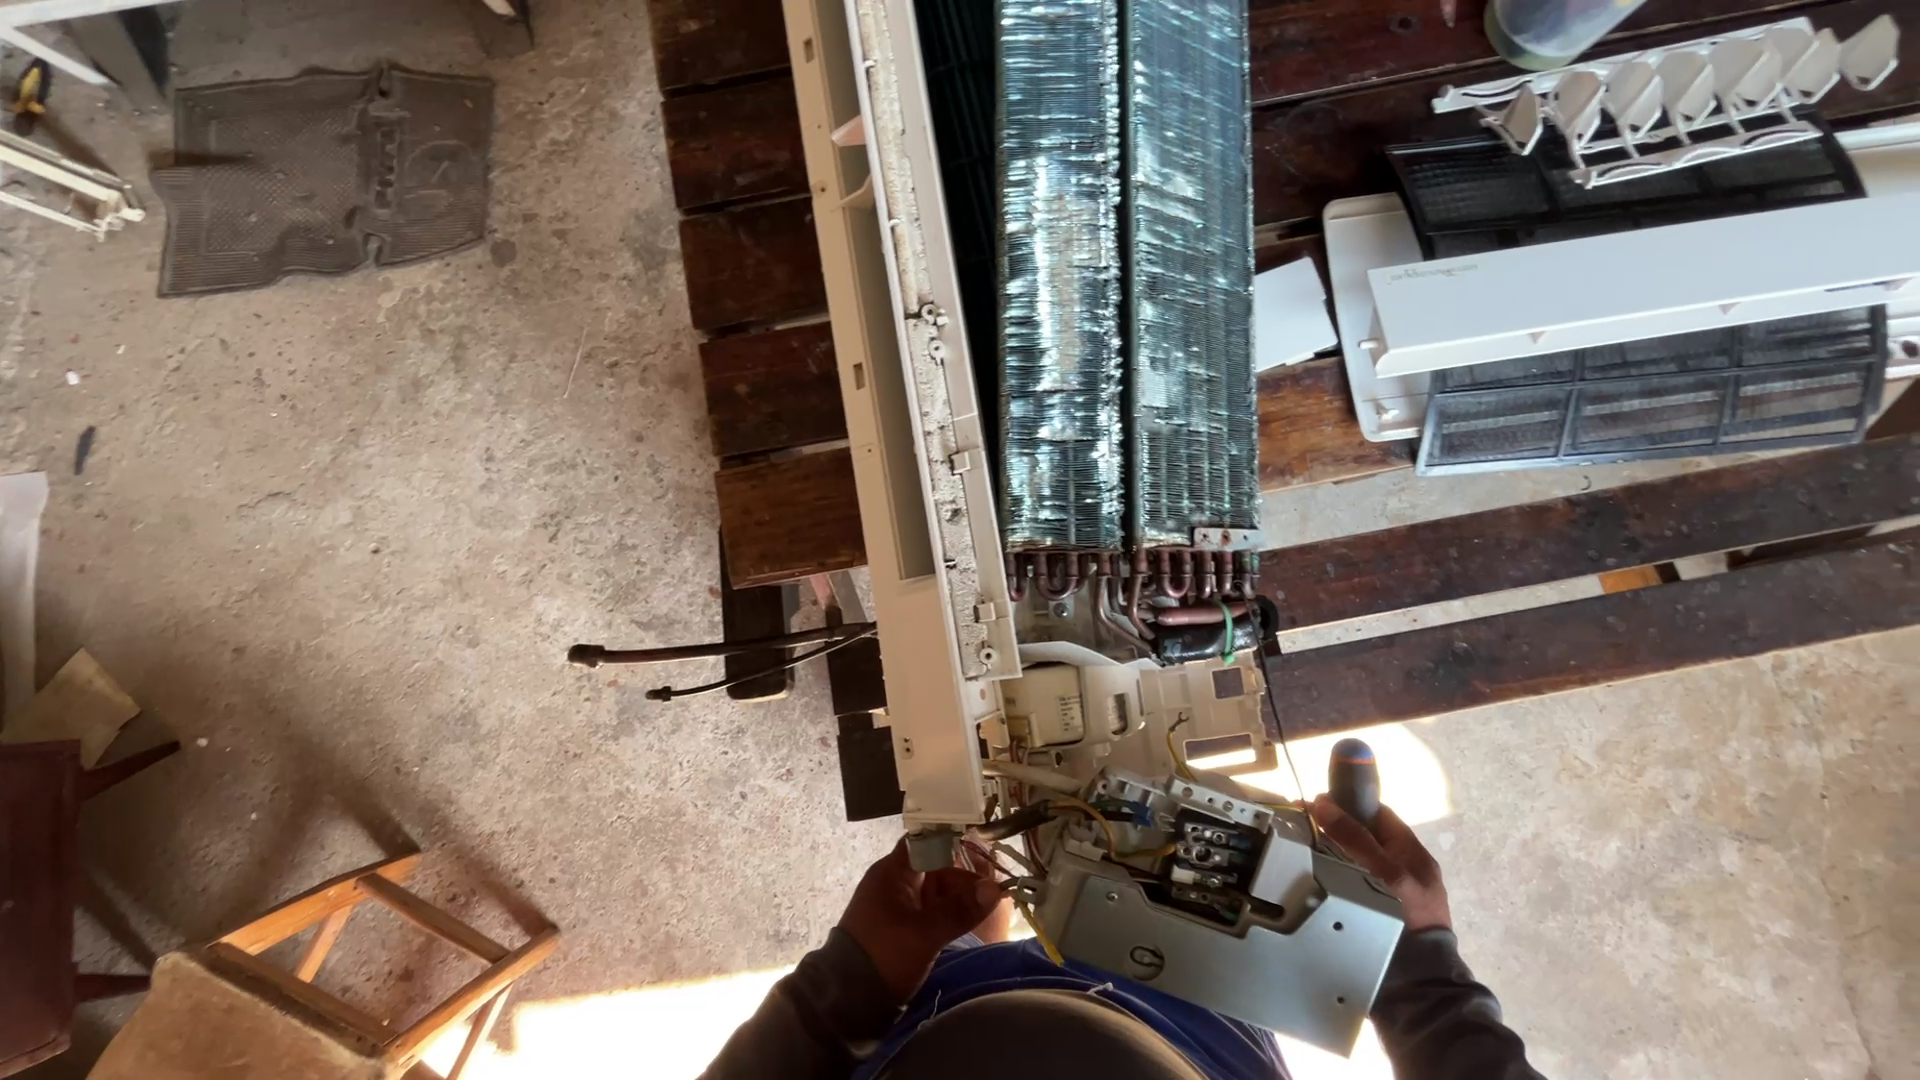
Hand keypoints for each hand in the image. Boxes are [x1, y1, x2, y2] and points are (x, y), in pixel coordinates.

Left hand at [839, 839, 1003, 1000]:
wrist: (847, 1001)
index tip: (982, 849)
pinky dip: (946, 912)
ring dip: (956, 896)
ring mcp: (895, 904)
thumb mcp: (925, 933)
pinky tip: (966, 920)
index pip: (925, 841)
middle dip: (962, 876)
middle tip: (990, 890)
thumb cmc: (885, 955)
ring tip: (983, 907)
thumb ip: (960, 909)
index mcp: (892, 871)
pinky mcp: (899, 926)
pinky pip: (928, 909)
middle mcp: (893, 881)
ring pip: (933, 889)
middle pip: (934, 866)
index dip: (952, 841)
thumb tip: (995, 888)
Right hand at [1309, 795, 1451, 932]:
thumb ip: (1356, 838)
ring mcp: (1390, 890)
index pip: (1379, 814)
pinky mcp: (1377, 909)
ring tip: (1301, 849)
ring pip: (1356, 858)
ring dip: (1331, 851)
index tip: (1319, 804)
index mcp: (1412, 853)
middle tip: (1303, 826)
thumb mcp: (1386, 872)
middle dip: (1336, 828)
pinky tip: (1314, 877)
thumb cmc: (1409, 917)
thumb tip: (1323, 803)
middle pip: (1365, 835)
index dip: (1350, 804)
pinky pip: (1350, 880)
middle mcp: (1403, 867)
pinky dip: (1333, 874)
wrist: (1420, 978)